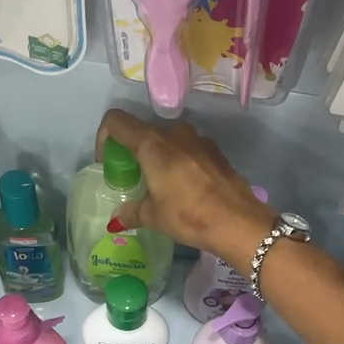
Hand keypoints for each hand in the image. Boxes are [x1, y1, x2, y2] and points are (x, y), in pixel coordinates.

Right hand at [96, 109, 277, 270]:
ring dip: (158, 157)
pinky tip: (185, 188)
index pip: (117, 122)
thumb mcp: (155, 217)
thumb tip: (116, 219)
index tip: (108, 163)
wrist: (239, 222)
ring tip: (160, 185)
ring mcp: (199, 140)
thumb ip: (132, 212)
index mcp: (152, 143)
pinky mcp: (216, 152)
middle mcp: (175, 133)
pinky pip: (189, 150)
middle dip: (133, 152)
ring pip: (168, 140)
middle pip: (143, 131)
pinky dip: (179, 162)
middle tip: (134, 179)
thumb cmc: (189, 215)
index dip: (104, 138)